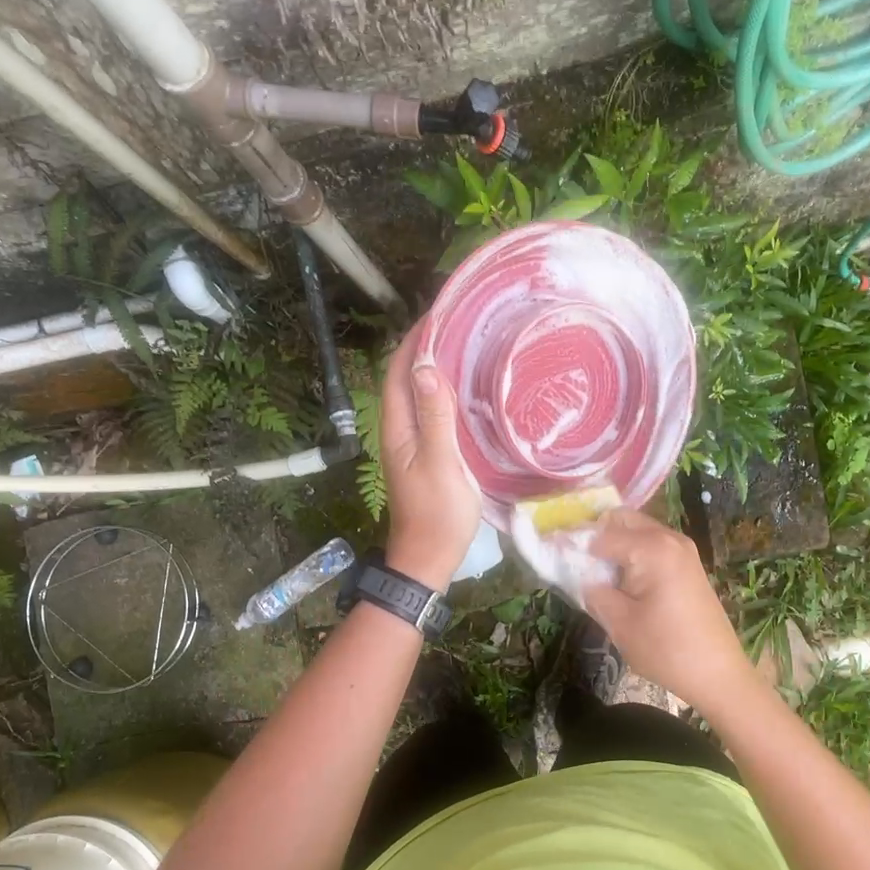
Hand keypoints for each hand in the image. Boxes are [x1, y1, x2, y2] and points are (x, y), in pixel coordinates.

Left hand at [379, 326, 480, 589]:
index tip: (440, 310)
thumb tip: (423, 366)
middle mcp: (401, 428)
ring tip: (470, 343)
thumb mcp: (440, 463)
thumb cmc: (437, 514)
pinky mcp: (429, 452)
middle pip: (407, 376)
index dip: (414, 338)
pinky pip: (435, 410)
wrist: (430, 558)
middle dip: (427, 346)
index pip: (398, 369)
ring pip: (421, 392)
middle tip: (462, 320)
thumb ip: (434, 416)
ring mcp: (414, 441)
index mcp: (398, 427)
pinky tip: (472, 387)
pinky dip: (448, 391)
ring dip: (438, 366)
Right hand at [581, 509, 756, 709]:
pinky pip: (652, 545)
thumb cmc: (667, 650)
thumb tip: (577, 574)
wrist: (719, 674)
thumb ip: (593, 591)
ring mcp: (683, 550)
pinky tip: (621, 581)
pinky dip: (632, 554)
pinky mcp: (688, 565)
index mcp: (652, 548)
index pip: (600, 534)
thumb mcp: (619, 623)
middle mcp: (670, 538)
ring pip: (637, 531)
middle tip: (574, 563)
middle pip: (621, 520)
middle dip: (595, 536)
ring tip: (595, 575)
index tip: (553, 559)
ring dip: (614, 544)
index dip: (574, 545)